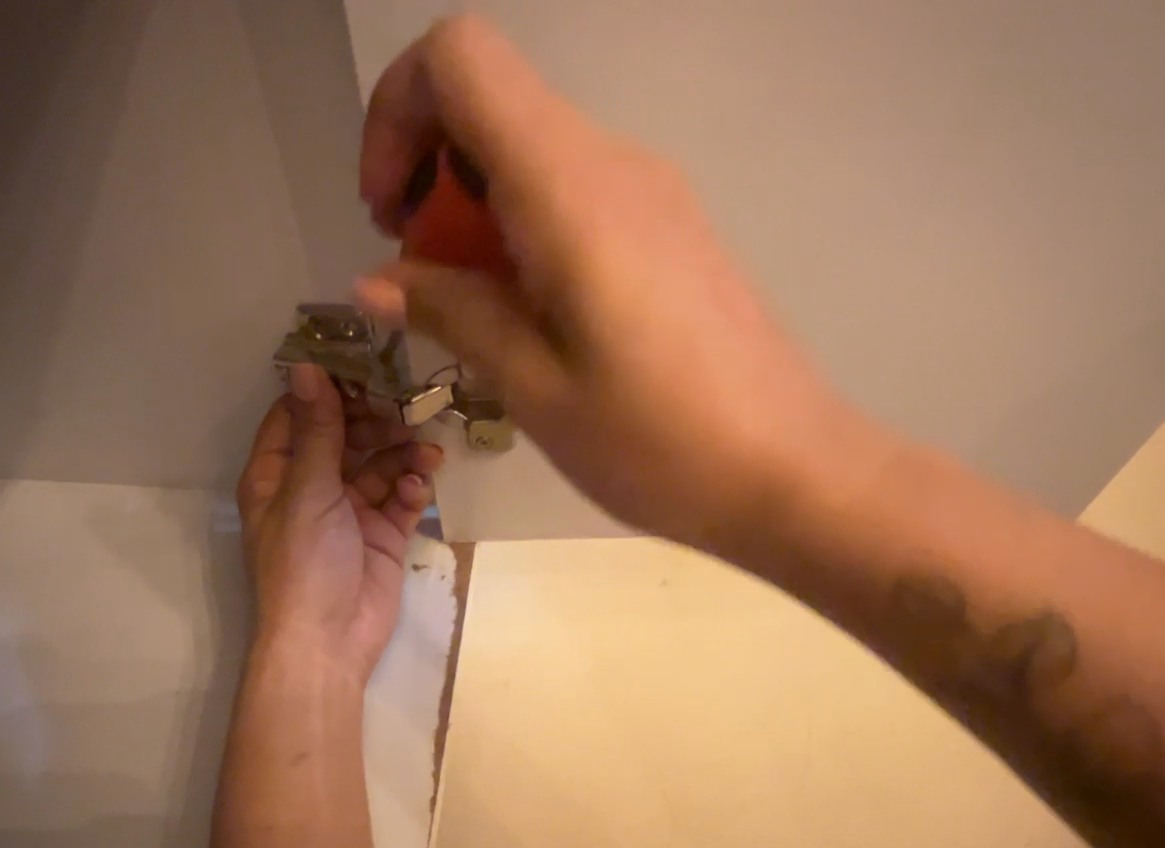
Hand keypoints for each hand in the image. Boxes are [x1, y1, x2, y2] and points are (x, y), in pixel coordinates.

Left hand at [237, 364, 443, 679]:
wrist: (329, 640)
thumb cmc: (304, 562)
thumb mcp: (308, 490)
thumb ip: (317, 430)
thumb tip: (306, 366)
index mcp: (278, 474)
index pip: (299, 416)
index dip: (328, 392)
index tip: (365, 367)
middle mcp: (313, 487)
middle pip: (347, 437)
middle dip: (377, 423)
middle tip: (407, 411)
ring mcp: (351, 511)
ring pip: (381, 466)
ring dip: (403, 454)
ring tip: (427, 451)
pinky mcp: (384, 534)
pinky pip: (401, 498)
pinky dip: (413, 488)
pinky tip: (421, 488)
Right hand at [354, 16, 871, 554]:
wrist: (791, 470)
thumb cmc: (657, 442)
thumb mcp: (535, 388)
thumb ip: (452, 312)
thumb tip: (374, 279)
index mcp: (569, 189)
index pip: (459, 60)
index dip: (397, 114)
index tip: (390, 216)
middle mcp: (613, 165)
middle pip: (491, 104)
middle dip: (430, 177)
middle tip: (426, 284)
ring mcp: (651, 194)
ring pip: (531, 154)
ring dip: (477, 216)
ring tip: (478, 316)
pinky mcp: (671, 229)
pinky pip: (574, 196)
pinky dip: (526, 234)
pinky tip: (535, 321)